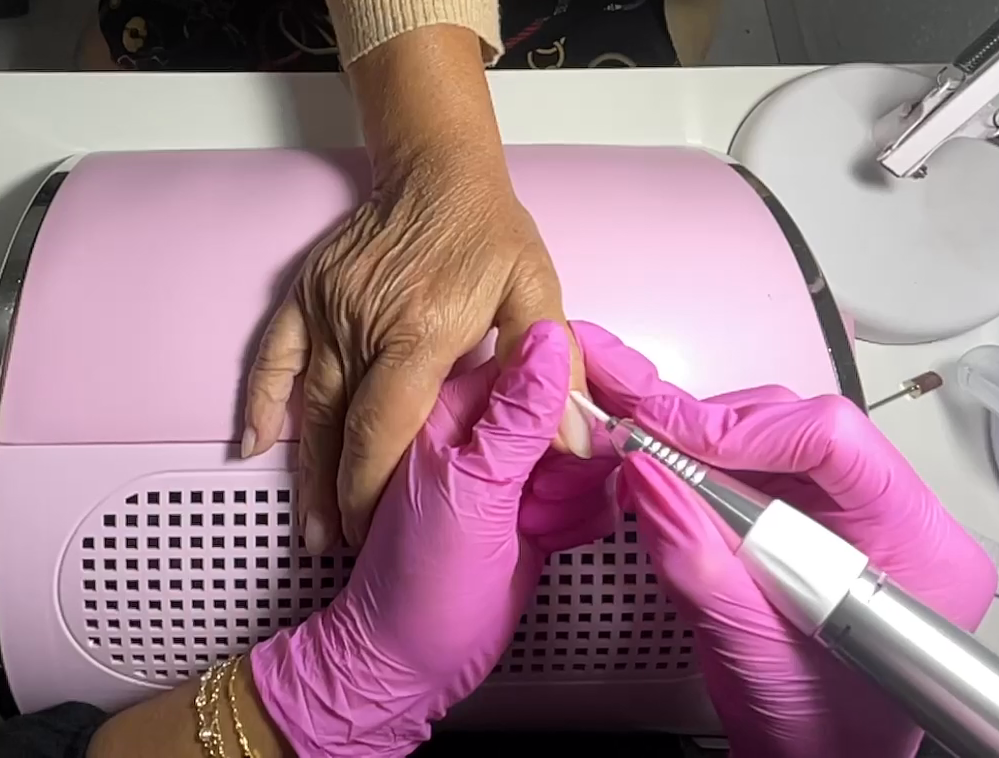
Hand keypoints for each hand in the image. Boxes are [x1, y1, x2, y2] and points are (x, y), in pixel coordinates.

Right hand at [242, 27, 589, 551]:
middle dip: (341, 495)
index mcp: (420, 331)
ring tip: (309, 524)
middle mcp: (364, 324)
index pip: (386, 427)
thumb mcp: (534, 288)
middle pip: (342, 428)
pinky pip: (272, 355)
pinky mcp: (308, 294)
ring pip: (308, 404)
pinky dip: (259, 400)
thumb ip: (551, 360)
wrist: (438, 174)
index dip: (375, 487)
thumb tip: (572, 437)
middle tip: (344, 547)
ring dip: (305, 468)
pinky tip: (250, 442)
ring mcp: (328, 308)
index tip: (377, 532)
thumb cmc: (488, 233)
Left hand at [250, 323, 573, 756]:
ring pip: (583, 453)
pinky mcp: (532, 502)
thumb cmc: (420, 581)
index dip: (561, 403)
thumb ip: (518, 417)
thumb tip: (550, 338)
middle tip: (534, 497)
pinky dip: (578, 518)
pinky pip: (585, 491)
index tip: (557, 446)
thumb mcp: (473, 490)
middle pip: (566, 411)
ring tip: (531, 524)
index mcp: (455, 407)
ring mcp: (510, 467)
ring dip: (574, 495)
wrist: (413, 660)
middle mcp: (483, 430)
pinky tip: (545, 538)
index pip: (532, 364)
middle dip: (569, 462)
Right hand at [574, 322, 997, 757]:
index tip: (674, 441)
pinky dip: (701, 462)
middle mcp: (891, 513)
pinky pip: (752, 456)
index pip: (834, 440)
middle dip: (714, 431)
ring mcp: (849, 506)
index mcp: (916, 546)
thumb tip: (648, 477)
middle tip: (649, 444)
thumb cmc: (818, 727)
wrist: (817, 751)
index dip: (747, 429)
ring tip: (656, 465)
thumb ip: (700, 565)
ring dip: (703, 444)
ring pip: (770, 428)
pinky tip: (674, 480)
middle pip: (797, 421)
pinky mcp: (809, 506)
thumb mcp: (752, 653)